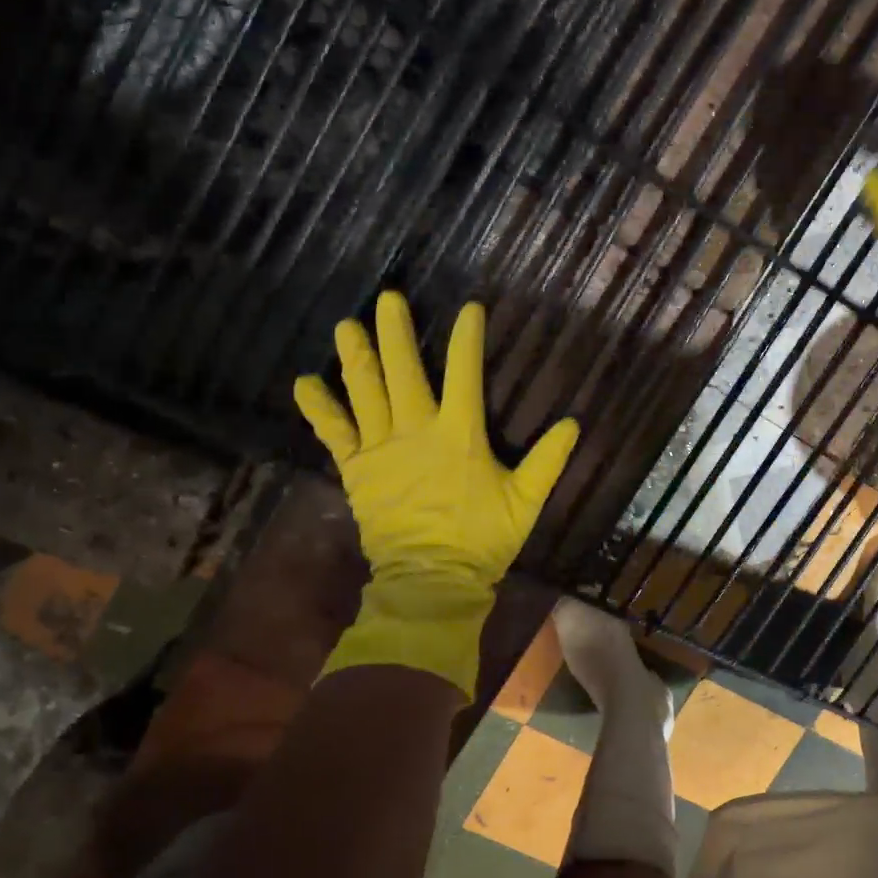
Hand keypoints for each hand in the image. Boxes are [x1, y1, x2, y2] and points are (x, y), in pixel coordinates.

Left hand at [294, 291, 579, 693]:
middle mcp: (416, 431)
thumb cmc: (483, 539)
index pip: (465, 374)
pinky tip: (305, 382)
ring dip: (356, 356)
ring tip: (346, 325)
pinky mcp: (356, 471)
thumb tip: (573, 423)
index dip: (467, 338)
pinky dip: (319, 407)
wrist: (431, 580)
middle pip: (403, 372)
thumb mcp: (527, 501)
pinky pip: (334, 433)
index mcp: (459, 435)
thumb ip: (548, 460)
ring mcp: (381, 450)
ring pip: (365, 393)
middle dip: (396, 332)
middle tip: (388, 298)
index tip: (470, 307)